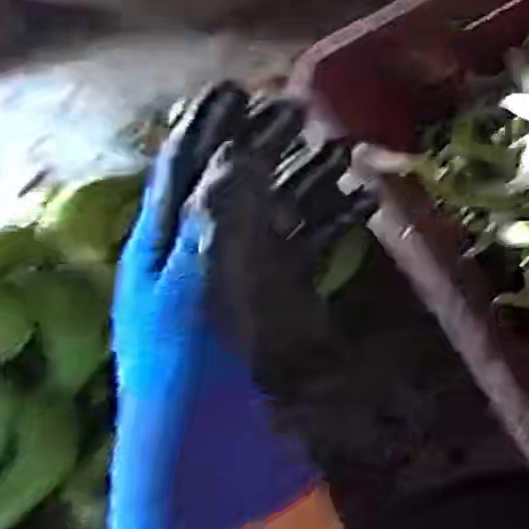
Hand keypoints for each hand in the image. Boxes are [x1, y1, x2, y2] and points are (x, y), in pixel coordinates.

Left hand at [106, 83, 371, 528]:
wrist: (232, 440)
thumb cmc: (206, 363)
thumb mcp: (202, 286)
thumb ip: (220, 219)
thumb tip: (241, 155)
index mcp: (165, 248)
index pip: (182, 172)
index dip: (206, 128)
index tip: (236, 88)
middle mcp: (205, 252)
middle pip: (236, 182)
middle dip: (264, 141)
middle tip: (298, 106)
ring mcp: (251, 271)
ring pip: (282, 207)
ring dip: (309, 175)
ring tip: (340, 144)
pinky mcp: (290, 291)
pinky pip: (315, 238)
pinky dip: (338, 215)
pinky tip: (363, 198)